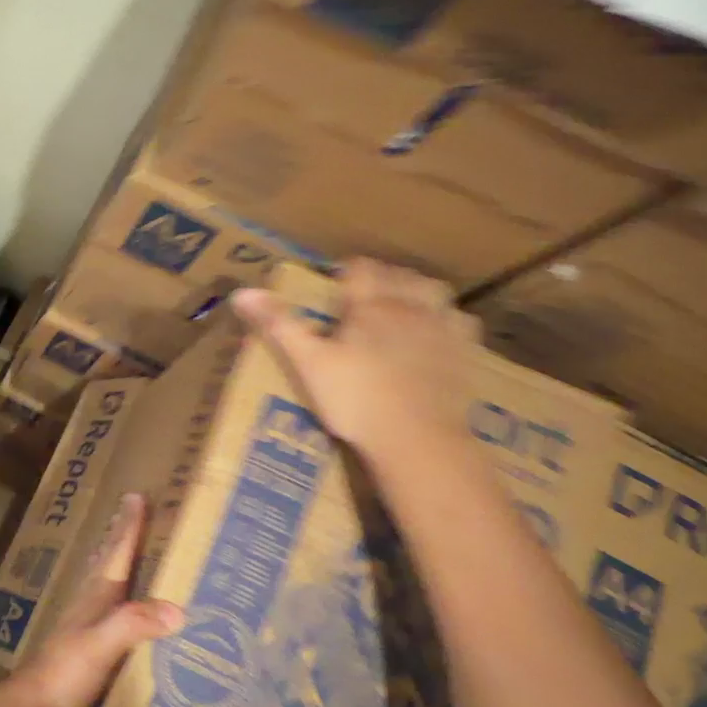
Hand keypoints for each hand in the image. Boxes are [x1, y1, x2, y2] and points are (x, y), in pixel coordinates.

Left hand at [4, 493, 183, 706]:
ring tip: (125, 546)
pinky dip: (119, 593)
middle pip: (107, 560)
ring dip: (115, 559)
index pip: (115, 553)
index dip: (127, 526)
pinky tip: (123, 605)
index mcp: (96, 597)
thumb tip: (177, 609)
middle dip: (121, 535)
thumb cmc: (66, 673)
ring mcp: (85, 623)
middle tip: (132, 509)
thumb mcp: (102, 647)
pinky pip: (109, 607)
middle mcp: (90, 603)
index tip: (136, 496)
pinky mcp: (87, 645)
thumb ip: (133, 625)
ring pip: (104, 580)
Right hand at [231, 258, 472, 459]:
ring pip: (433, 290)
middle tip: (360, 297)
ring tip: (400, 306)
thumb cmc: (355, 400)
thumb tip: (242, 292)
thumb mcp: (308, 364)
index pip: (360, 268)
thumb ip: (279, 325)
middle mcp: (409, 305)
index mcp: (370, 305)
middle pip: (397, 274)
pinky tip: (434, 333)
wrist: (417, 438)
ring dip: (415, 290)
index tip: (333, 285)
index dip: (345, 272)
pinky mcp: (464, 350)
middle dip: (379, 278)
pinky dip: (445, 318)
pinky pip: (460, 319)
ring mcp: (442, 326)